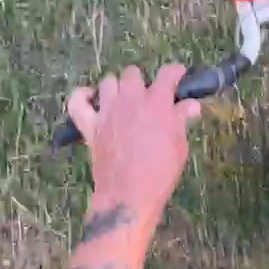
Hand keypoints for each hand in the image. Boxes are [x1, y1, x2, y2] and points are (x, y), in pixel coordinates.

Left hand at [65, 64, 201, 222]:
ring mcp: (107, 111)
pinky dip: (81, 97)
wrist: (129, 196)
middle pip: (133, 73)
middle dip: (141, 81)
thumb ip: (182, 120)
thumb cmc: (161, 172)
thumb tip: (191, 104)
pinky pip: (77, 102)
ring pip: (108, 82)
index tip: (178, 77)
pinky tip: (90, 99)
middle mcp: (131, 99)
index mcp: (157, 102)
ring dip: (116, 88)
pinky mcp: (90, 126)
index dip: (175, 72)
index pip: (167, 73)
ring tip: (123, 100)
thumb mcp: (179, 145)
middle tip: (147, 98)